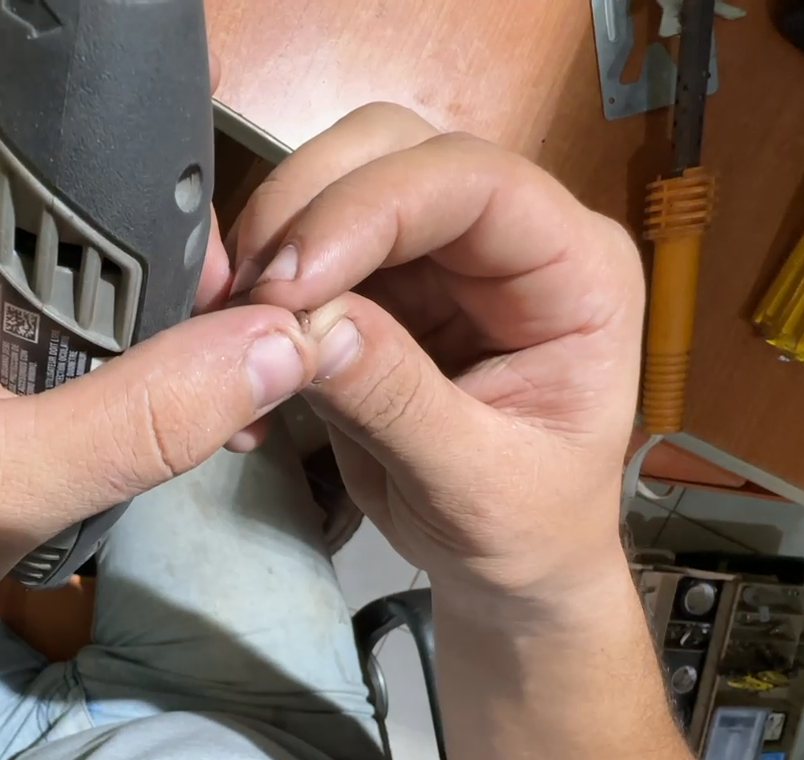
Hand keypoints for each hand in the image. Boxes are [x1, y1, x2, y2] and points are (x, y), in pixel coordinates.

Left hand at [0, 0, 338, 640]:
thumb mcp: (0, 487)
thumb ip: (136, 421)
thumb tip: (274, 347)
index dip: (53, 34)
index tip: (161, 91)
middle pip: (1, 79)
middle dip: (112, 134)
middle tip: (198, 222)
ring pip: (25, 156)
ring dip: (117, 206)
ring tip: (191, 281)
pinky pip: (28, 228)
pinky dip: (96, 259)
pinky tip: (151, 315)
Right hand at [232, 104, 644, 612]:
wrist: (506, 562)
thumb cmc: (523, 528)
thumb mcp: (473, 482)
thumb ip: (397, 403)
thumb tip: (309, 328)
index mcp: (571, 271)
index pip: (471, 183)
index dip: (368, 210)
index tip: (285, 286)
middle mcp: (503, 241)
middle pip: (391, 153)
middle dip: (304, 211)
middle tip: (244, 298)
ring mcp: (435, 263)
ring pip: (333, 194)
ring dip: (269, 251)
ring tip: (232, 329)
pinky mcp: (379, 298)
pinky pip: (304, 264)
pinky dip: (259, 300)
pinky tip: (244, 358)